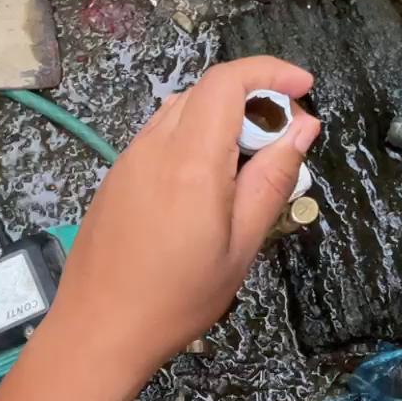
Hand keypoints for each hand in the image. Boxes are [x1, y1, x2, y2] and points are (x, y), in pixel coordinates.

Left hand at [42, 56, 319, 380]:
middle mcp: (153, 147)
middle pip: (206, 90)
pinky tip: (206, 181)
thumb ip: (272, 180)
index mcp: (190, 160)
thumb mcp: (240, 247)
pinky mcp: (115, 177)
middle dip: (253, 98)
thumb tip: (301, 129)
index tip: (304, 87)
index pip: (228, 82)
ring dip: (222, 117)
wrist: (97, 329)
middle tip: (284, 138)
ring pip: (181, 110)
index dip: (271, 72)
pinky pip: (159, 135)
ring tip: (249, 162)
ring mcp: (128, 159)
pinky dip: (193, 136)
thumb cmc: (176, 299)